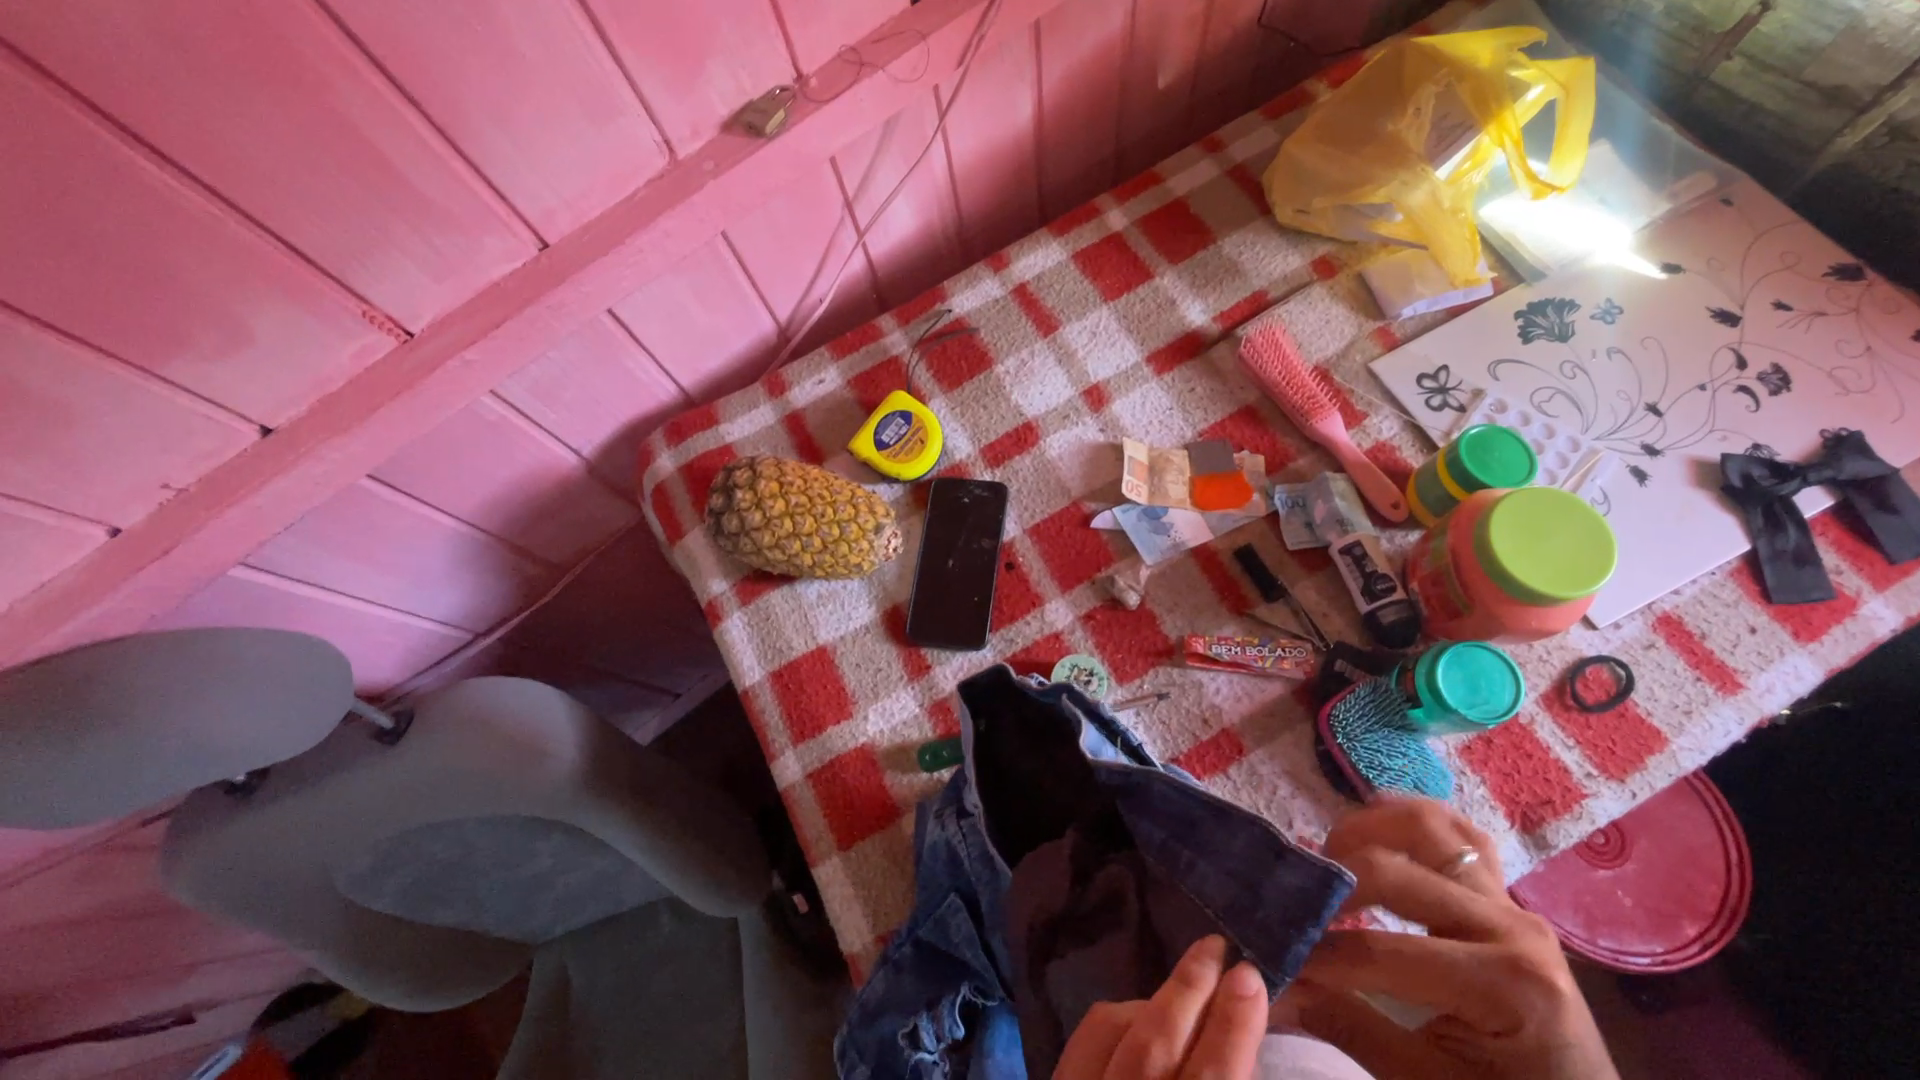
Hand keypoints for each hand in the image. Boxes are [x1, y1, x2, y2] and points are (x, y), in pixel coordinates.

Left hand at [1055, 935, 1267, 1079]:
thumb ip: (1223, 1070)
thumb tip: (1237, 1037)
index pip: (1214, 1078)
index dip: (1233, 1027)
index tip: (1250, 976)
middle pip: (1155, 1045)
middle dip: (1189, 989)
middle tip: (1218, 945)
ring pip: (1110, 1035)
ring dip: (1151, 1003)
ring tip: (1186, 987)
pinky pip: (1077, 1049)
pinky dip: (1111, 1025)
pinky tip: (1135, 1023)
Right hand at [1285, 797, 1619, 1079]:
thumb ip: (1343, 1024)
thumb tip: (1266, 993)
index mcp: (1503, 984)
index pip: (1379, 951)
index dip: (1315, 954)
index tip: (1269, 958)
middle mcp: (1511, 925)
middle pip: (1394, 872)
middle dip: (1329, 886)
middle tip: (1289, 908)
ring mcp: (1511, 901)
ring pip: (1428, 827)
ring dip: (1365, 832)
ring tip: (1328, 860)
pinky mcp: (1504, 892)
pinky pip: (1456, 833)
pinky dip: (1406, 821)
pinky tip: (1371, 832)